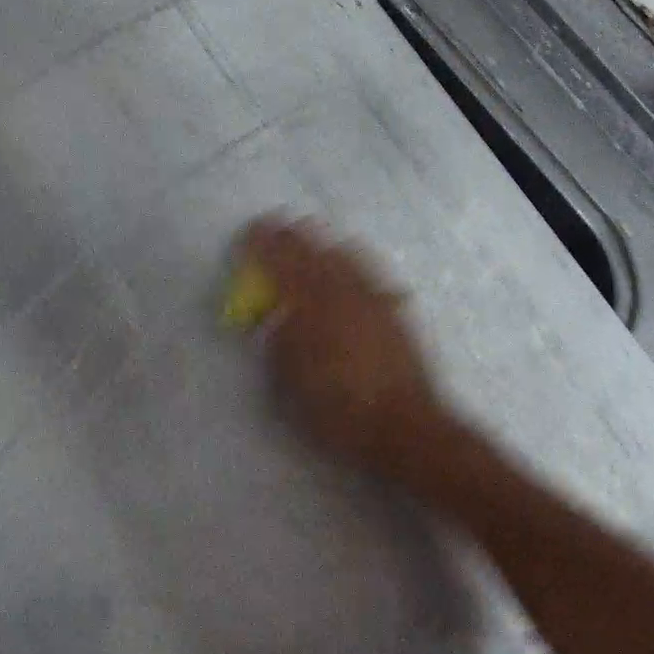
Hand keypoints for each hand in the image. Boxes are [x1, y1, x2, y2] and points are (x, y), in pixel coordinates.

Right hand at [240, 217, 441, 470]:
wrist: (404, 427)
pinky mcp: (396, 310)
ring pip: (346, 254)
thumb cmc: (336, 411)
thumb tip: (272, 315)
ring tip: (312, 238)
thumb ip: (277, 340)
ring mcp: (374, 298)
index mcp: (309, 306)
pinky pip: (371, 271)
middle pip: (314, 248)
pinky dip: (353, 261)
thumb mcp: (288, 382)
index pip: (281, 261)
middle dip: (291, 235)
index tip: (250, 230)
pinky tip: (351, 266)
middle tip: (275, 227)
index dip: (264, 243)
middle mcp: (343, 292)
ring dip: (323, 242)